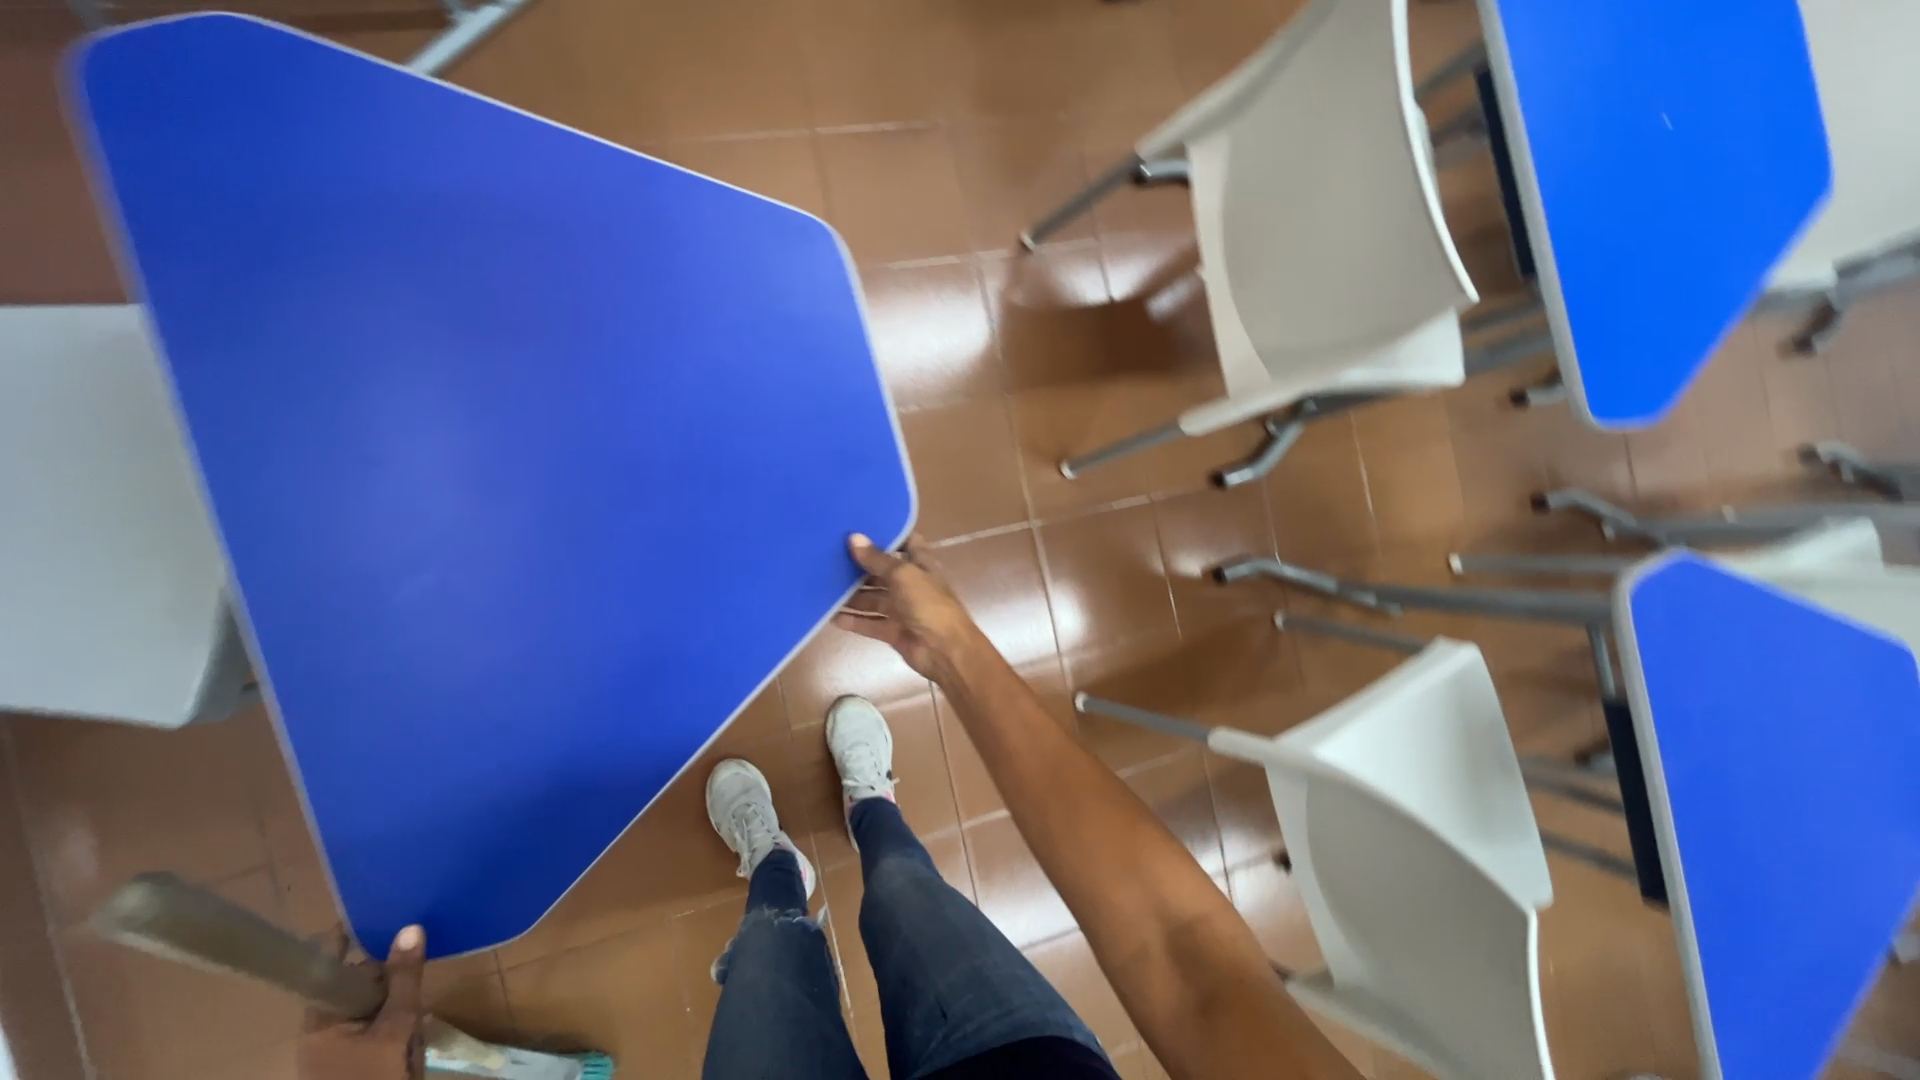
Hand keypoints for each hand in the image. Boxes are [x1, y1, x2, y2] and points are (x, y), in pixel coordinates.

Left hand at [297, 925, 426, 1079]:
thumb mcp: (395, 1028)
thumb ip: (405, 978)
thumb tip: (411, 926)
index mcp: (319, 1015)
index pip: (326, 960)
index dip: (348, 935)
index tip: (378, 909)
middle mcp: (321, 1023)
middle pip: (359, 980)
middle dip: (391, 980)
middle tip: (414, 990)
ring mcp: (334, 1042)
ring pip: (373, 1003)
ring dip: (398, 1007)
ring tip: (411, 1033)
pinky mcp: (350, 1055)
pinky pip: (376, 1024)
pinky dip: (395, 1024)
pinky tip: (410, 1040)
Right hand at [833, 533, 985, 680]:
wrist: (944, 650)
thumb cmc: (928, 604)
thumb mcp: (903, 575)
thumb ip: (877, 559)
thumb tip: (854, 538)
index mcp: (920, 565)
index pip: (907, 543)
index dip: (889, 534)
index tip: (862, 526)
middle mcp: (910, 585)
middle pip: (882, 572)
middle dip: (860, 566)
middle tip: (830, 556)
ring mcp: (901, 609)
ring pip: (873, 599)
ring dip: (853, 595)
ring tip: (824, 586)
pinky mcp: (893, 631)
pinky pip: (869, 623)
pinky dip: (853, 621)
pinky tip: (831, 616)